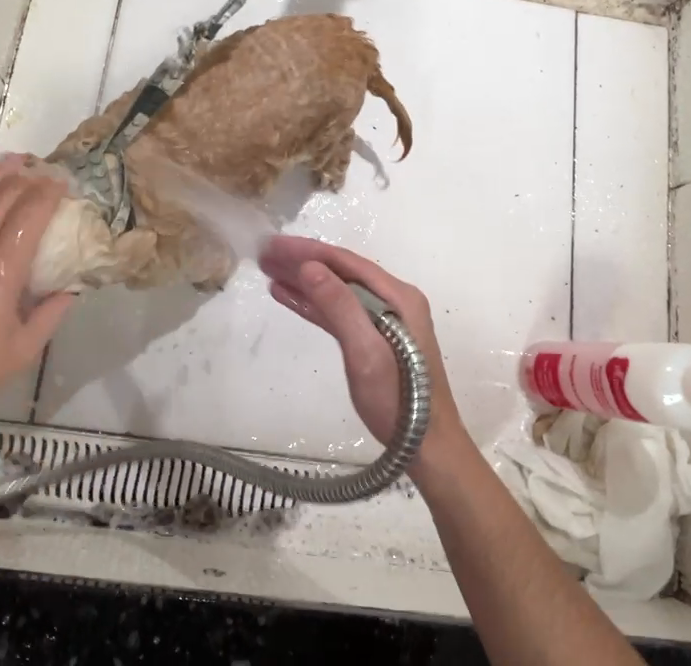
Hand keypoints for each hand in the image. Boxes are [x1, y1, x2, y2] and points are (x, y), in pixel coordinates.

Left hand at [0, 154, 73, 428]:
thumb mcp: (21, 350)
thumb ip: (50, 315)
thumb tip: (71, 290)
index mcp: (3, 268)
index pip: (32, 214)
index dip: (50, 193)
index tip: (64, 183)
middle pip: (3, 198)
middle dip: (27, 178)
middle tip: (43, 169)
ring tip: (11, 158)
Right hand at [259, 236, 468, 473]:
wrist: (426, 446)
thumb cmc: (399, 399)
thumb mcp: (365, 351)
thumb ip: (340, 307)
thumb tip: (310, 266)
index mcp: (398, 297)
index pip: (347, 262)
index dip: (309, 251)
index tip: (275, 244)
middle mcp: (394, 301)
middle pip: (342, 273)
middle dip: (303, 262)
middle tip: (264, 255)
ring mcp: (386, 320)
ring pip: (338, 291)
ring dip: (305, 281)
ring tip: (269, 272)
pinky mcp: (375, 339)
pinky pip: (340, 312)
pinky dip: (315, 304)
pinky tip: (288, 297)